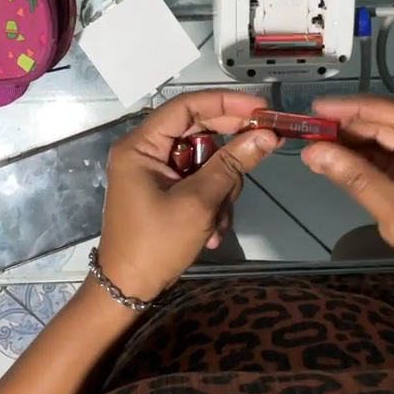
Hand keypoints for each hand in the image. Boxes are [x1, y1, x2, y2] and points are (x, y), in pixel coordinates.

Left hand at [99, 90, 278, 302]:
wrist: (127, 290)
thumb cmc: (156, 244)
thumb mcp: (198, 202)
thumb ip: (232, 164)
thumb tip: (266, 135)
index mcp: (141, 145)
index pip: (187, 106)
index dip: (225, 103)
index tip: (259, 108)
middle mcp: (145, 151)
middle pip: (199, 131)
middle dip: (229, 152)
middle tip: (263, 148)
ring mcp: (155, 172)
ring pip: (205, 160)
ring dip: (222, 188)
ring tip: (219, 219)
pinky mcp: (164, 191)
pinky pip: (199, 181)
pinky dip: (212, 201)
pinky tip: (213, 230)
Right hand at [301, 95, 393, 270]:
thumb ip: (356, 178)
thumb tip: (313, 151)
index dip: (358, 107)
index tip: (319, 106)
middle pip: (393, 122)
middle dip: (351, 122)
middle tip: (310, 123)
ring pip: (387, 137)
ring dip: (351, 138)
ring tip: (313, 138)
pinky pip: (386, 156)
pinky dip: (359, 156)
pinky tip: (331, 155)